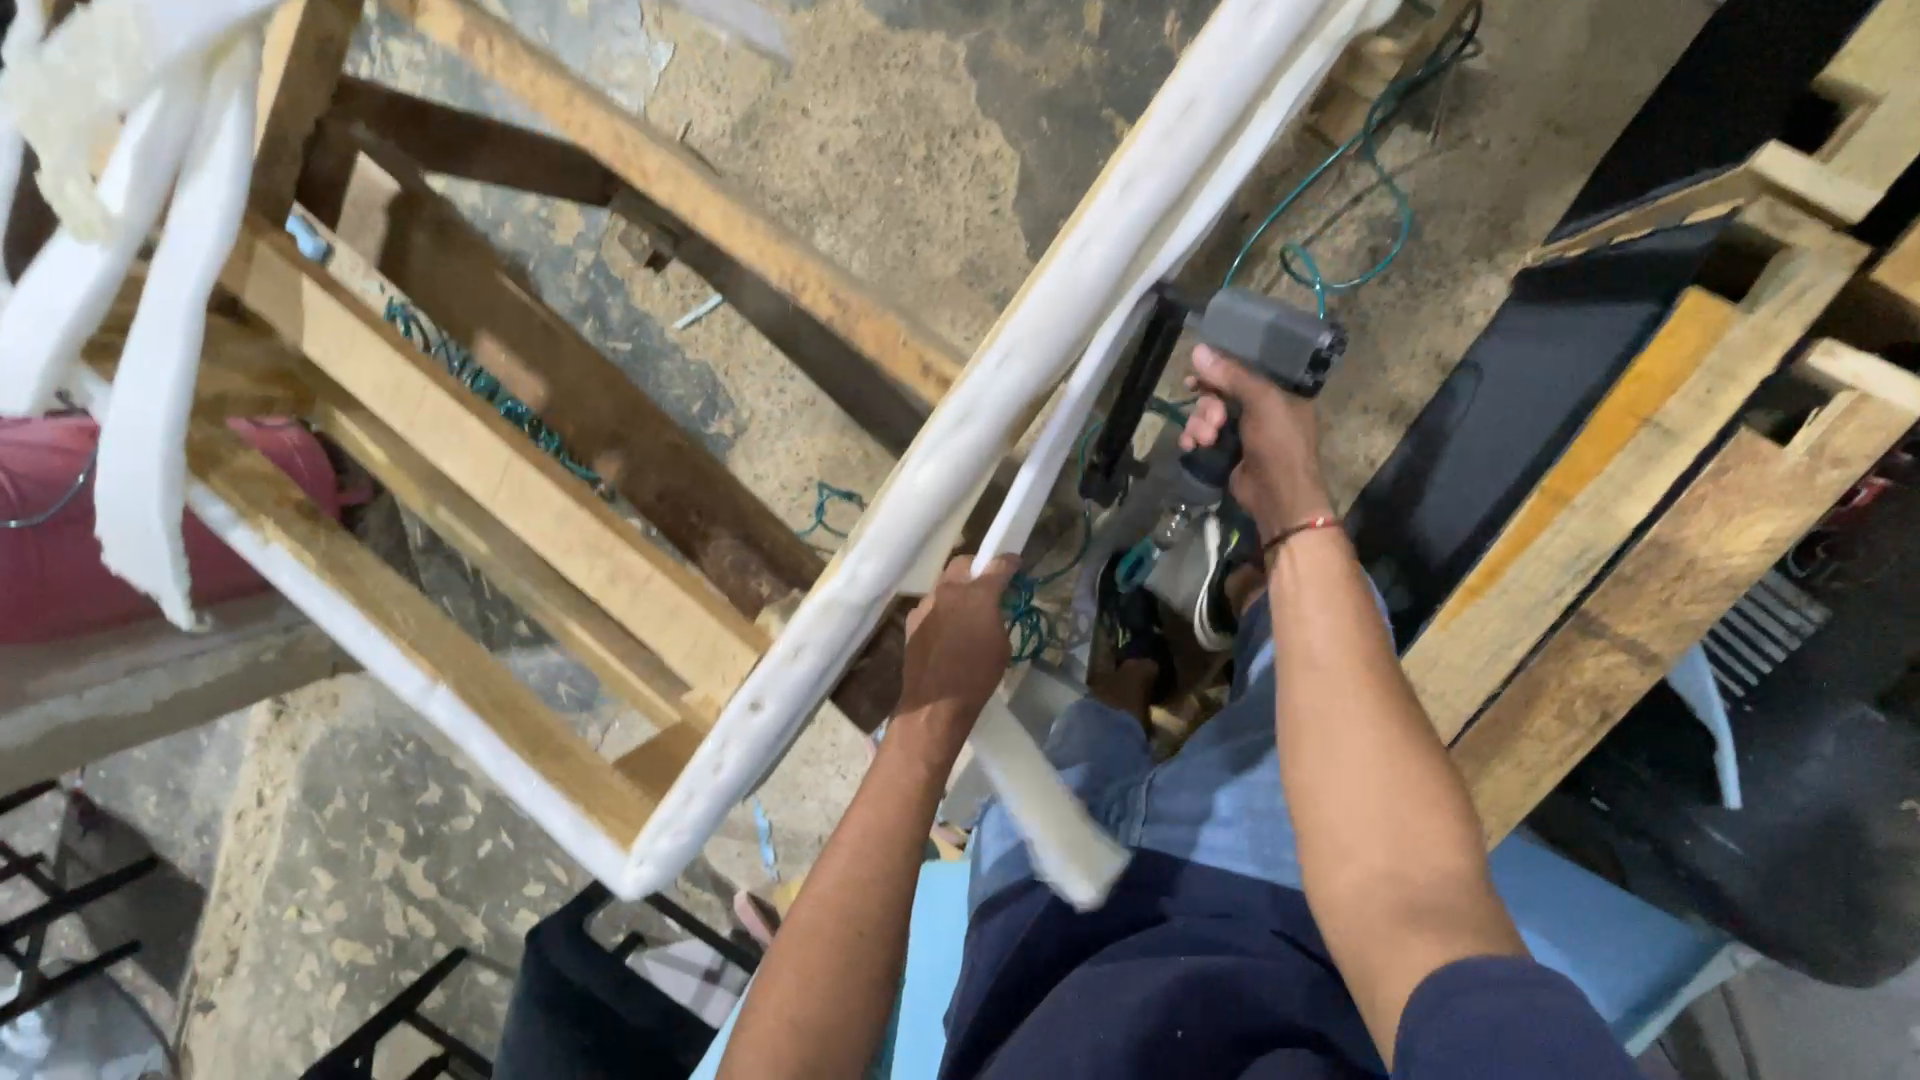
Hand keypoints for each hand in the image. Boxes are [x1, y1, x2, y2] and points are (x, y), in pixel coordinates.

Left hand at [892, 554, 1019, 764]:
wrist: (936, 702)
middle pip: (963, 564)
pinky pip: (931, 607)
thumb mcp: (1002, 645)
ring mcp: (926, 605)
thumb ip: (997, 616)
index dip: (1009, 562)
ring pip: (944, 585)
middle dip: (977, 568)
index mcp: (977, 595)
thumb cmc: (977, 675)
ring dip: (957, 592)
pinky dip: (942, 611)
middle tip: (988, 584)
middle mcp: (948, 591)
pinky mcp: (911, 621)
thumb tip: (991, 609)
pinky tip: (946, 632)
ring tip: (965, 613)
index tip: (1015, 563)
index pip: (997, 565)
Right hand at [1181, 344, 1333, 540]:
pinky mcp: (1226, 449)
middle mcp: (1260, 406)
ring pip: (1207, 414)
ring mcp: (1242, 429)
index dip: (1220, 369)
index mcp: (1278, 390)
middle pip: (1219, 392)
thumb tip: (1197, 350)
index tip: (1197, 375)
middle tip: (1214, 420)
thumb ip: (1231, 375)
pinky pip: (1202, 434)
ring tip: (1204, 440)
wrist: (1277, 495)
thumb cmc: (1280, 444)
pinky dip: (1193, 438)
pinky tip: (1190, 445)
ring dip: (1199, 424)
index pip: (1244, 369)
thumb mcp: (1261, 401)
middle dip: (1209, 406)